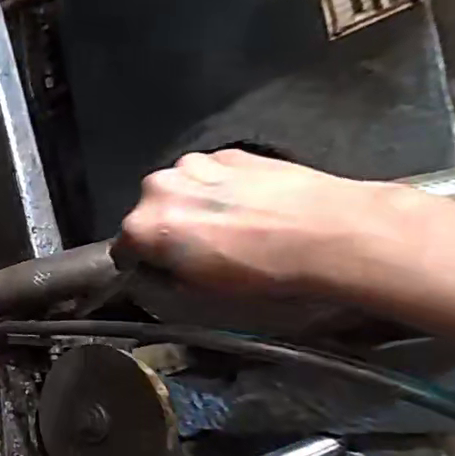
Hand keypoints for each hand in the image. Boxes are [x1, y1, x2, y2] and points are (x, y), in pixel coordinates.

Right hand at [116, 149, 399, 298]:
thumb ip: (161, 286)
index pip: (123, 249)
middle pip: (149, 213)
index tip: (165, 275)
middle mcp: (161, 186)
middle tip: (205, 257)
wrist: (331, 234)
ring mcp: (196, 163)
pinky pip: (210, 177)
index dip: (143, 265)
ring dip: (194, 209)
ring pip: (180, 191)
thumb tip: (153, 276)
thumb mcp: (201, 303)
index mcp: (144, 225)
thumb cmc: (266, 277)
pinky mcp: (230, 152)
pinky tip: (253, 212)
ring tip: (235, 232)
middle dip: (168, 233)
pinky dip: (221, 192)